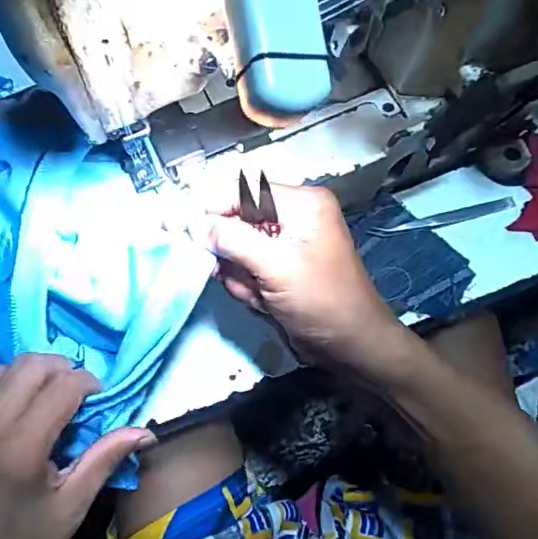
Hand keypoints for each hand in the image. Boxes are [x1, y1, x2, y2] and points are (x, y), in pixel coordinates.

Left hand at [0, 353, 154, 538]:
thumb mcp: (69, 510)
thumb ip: (104, 460)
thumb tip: (144, 431)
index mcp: (18, 449)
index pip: (61, 386)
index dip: (86, 381)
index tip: (96, 394)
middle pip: (26, 365)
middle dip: (58, 368)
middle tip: (72, 390)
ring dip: (25, 378)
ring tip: (40, 402)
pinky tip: (5, 423)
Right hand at [205, 181, 411, 373]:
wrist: (351, 346)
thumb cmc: (322, 302)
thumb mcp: (275, 266)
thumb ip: (232, 240)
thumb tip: (196, 224)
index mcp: (301, 203)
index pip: (244, 192)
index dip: (213, 208)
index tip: (186, 228)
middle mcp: (292, 217)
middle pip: (236, 221)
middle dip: (233, 254)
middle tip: (244, 277)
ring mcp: (284, 243)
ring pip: (236, 249)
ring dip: (241, 275)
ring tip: (261, 294)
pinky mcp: (278, 267)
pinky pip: (245, 268)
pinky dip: (248, 287)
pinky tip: (265, 301)